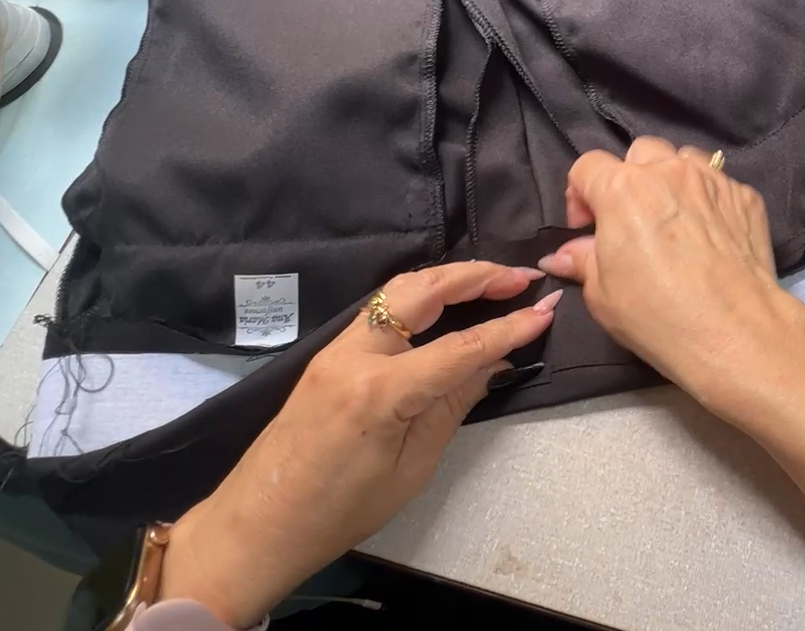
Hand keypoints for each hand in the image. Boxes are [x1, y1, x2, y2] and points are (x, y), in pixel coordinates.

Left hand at [157, 261, 560, 626]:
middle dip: (478, 275)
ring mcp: (338, 347)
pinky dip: (425, 291)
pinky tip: (449, 298)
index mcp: (381, 392)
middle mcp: (357, 354)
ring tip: (494, 279)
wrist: (258, 527)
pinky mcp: (331, 350)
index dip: (509, 327)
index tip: (546, 309)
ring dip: (451, 276)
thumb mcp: (413, 466)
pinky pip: (384, 306)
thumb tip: (496, 361)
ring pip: (401, 289)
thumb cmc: (341, 511)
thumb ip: (455, 403)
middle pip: (425, 290)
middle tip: (521, 277)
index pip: (461, 346)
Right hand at [538, 136, 804, 419]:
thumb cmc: (657, 314)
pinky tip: (710, 234)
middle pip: (639, 153)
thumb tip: (561, 255)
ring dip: (671, 180)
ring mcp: (713, 179)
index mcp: (623, 188)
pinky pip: (718, 184)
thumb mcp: (602, 294)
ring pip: (683, 159)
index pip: (587, 166)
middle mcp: (668, 171)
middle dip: (629, 178)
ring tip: (674, 218)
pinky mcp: (746, 196)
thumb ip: (582, 260)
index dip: (580, 194)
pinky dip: (708, 200)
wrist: (735, 331)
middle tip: (632, 220)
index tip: (588, 227)